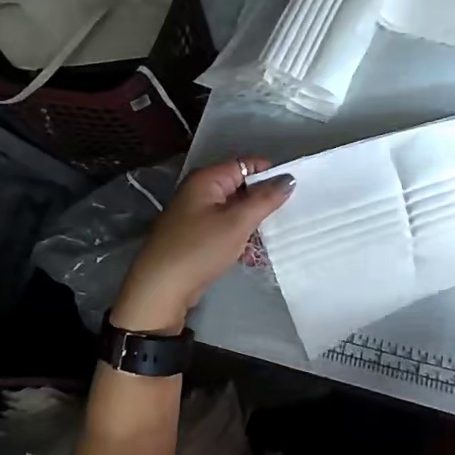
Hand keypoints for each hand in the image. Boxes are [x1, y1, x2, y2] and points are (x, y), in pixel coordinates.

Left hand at [113, 158, 294, 333]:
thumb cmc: (200, 249)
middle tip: (289, 214)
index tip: (293, 189)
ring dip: (253, 222)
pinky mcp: (197, 237)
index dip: (269, 173)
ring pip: (235, 210)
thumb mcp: (238, 222)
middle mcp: (199, 192)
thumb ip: (265, 199)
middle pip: (240, 187)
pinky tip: (254, 253)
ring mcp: (196, 216)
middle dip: (263, 200)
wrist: (162, 289)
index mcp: (206, 180)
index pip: (244, 164)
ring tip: (274, 236)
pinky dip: (240, 236)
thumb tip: (288, 179)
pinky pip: (226, 228)